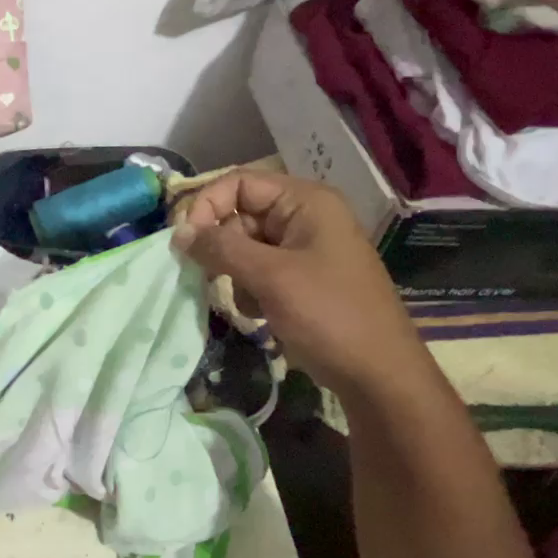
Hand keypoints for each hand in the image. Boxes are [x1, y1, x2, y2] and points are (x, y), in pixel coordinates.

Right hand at [172, 172, 433, 396]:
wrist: (378, 375)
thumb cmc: (329, 315)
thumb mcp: (270, 277)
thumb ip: (221, 248)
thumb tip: (179, 232)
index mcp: (306, 202)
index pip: (239, 182)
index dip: (207, 205)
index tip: (185, 242)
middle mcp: (305, 217)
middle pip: (239, 214)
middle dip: (221, 246)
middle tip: (210, 277)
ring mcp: (304, 250)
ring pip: (244, 246)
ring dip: (234, 273)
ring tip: (249, 301)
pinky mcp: (301, 279)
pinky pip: (258, 271)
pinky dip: (249, 289)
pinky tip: (261, 313)